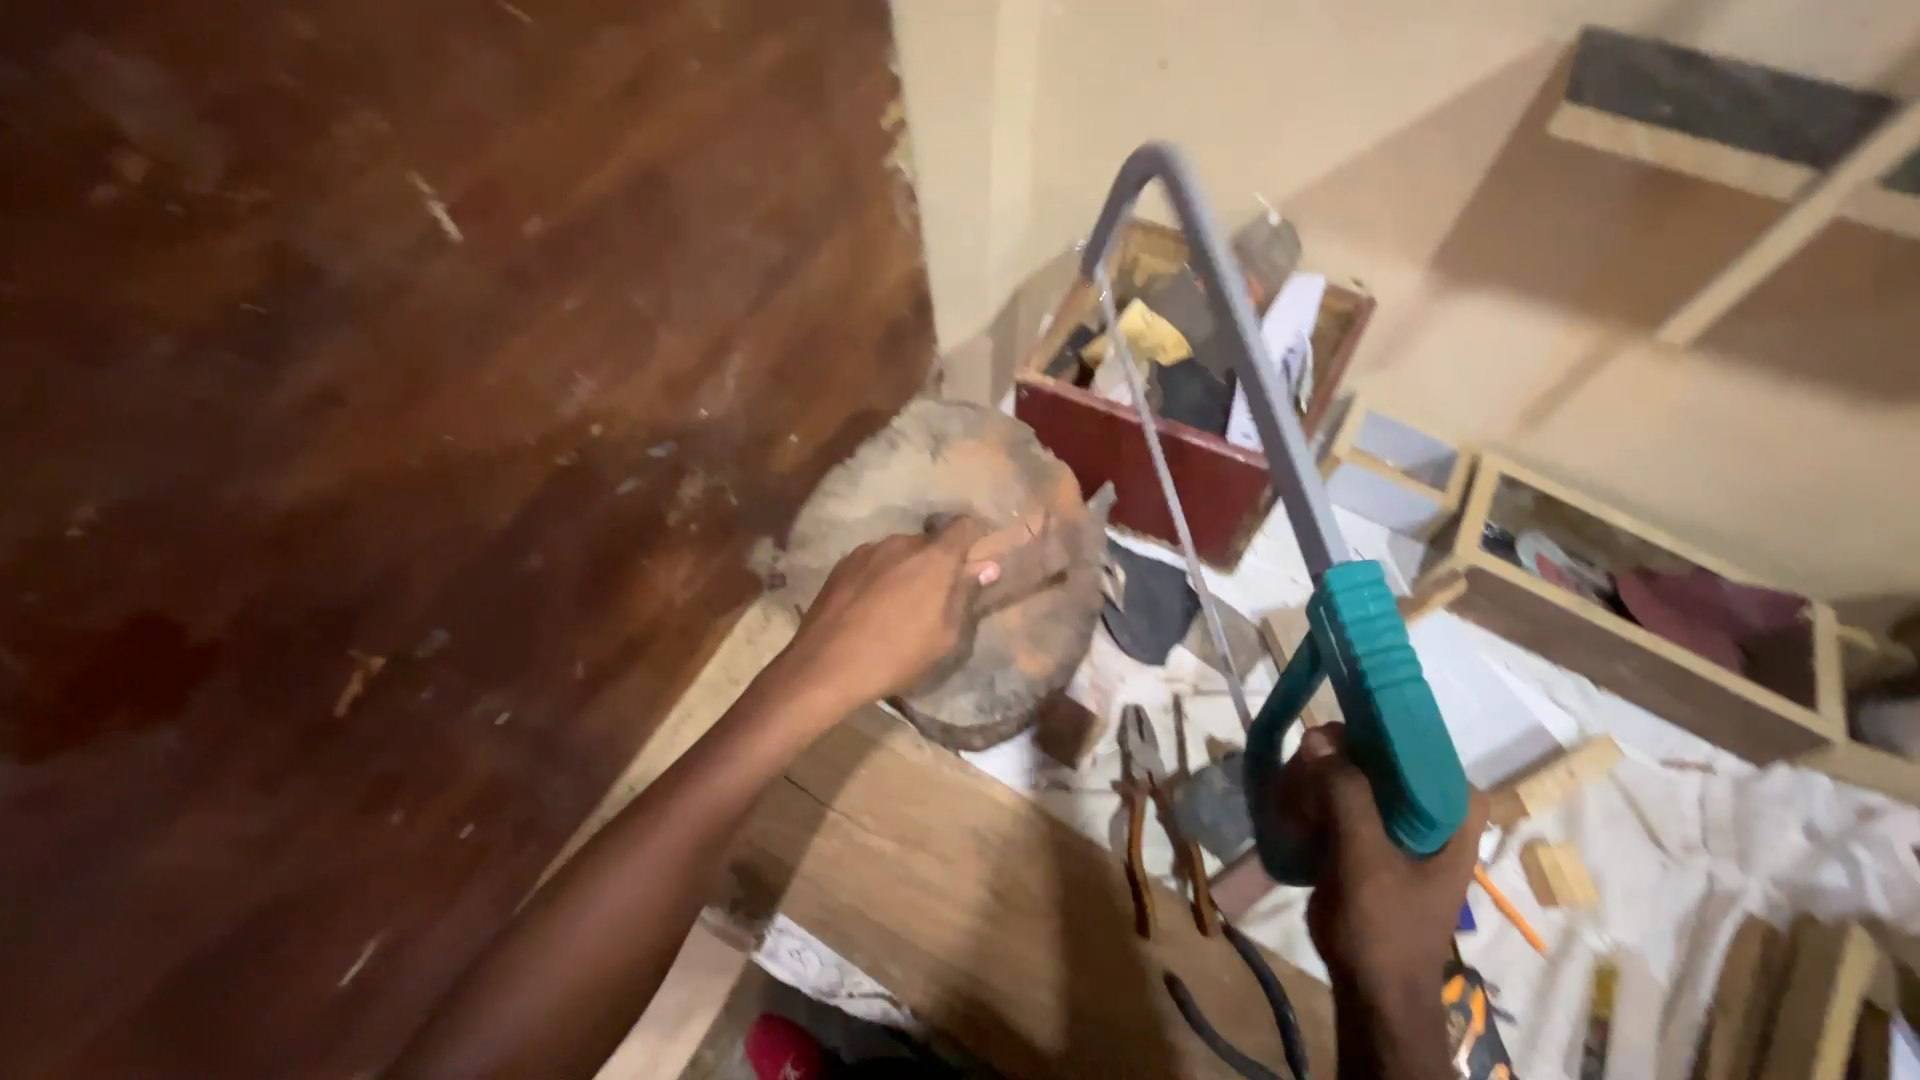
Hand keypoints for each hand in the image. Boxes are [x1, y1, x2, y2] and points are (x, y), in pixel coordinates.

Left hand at [775, 517, 999, 711]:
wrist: (826, 665)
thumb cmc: (896, 655)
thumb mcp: (944, 636)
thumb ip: (965, 595)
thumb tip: (986, 567)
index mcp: (934, 558)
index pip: (965, 525)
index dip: (975, 537)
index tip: (976, 559)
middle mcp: (901, 543)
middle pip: (931, 542)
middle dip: (938, 562)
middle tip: (936, 597)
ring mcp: (868, 551)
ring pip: (900, 552)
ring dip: (907, 569)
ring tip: (900, 605)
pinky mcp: (843, 564)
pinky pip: (875, 562)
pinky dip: (882, 576)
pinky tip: (872, 607)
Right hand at [1275, 724, 1487, 998]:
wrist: (1372, 992)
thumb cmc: (1382, 926)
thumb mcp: (1364, 857)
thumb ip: (1346, 794)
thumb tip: (1318, 736)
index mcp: (1454, 814)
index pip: (1425, 747)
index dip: (1383, 730)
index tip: (1341, 726)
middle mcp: (1435, 814)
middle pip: (1386, 759)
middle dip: (1343, 757)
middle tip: (1307, 759)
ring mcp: (1402, 830)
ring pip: (1361, 779)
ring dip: (1326, 778)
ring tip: (1295, 785)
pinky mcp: (1373, 845)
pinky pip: (1345, 803)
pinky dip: (1320, 799)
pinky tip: (1295, 803)